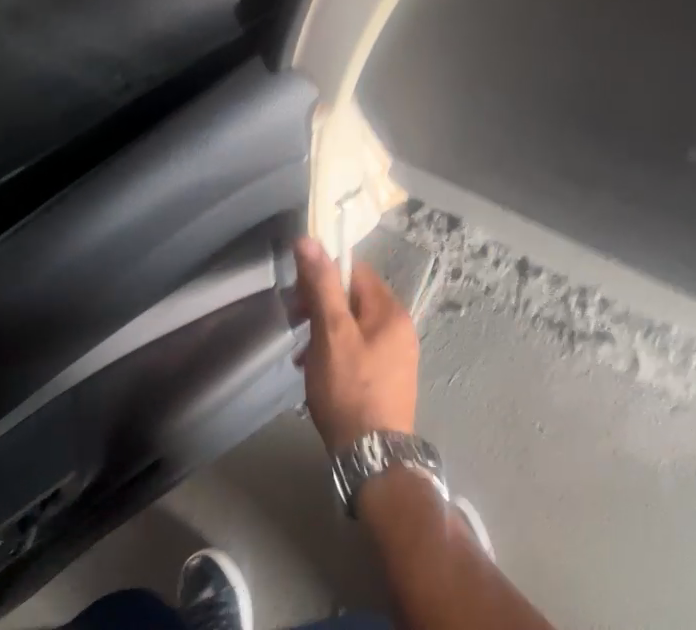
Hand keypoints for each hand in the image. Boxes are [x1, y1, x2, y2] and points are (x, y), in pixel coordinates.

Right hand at [294, 236, 419, 450]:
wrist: (373, 456)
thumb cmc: (349, 390)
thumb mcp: (330, 334)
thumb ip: (320, 286)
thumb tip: (308, 240)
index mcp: (390, 311)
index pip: (355, 270)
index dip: (322, 274)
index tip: (296, 293)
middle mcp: (400, 328)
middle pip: (354, 298)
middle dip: (320, 306)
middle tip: (294, 322)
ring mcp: (397, 355)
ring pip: (353, 326)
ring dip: (323, 332)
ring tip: (301, 354)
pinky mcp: (389, 379)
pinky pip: (358, 350)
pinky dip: (335, 353)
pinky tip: (316, 372)